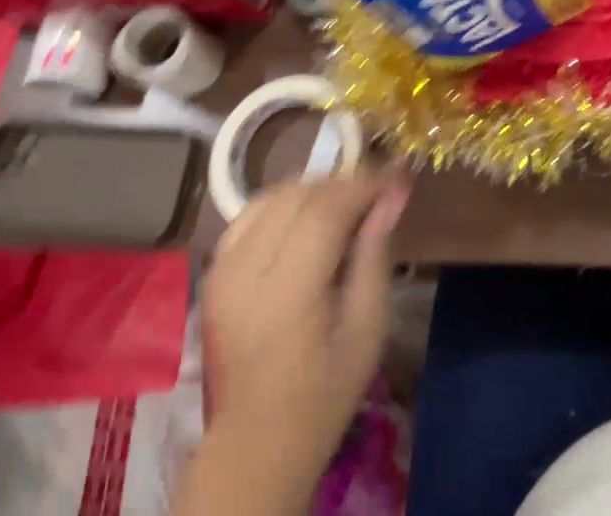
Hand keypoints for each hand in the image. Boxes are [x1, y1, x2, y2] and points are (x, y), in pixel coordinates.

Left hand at [201, 172, 410, 480]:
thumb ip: (376, 252)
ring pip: (270, 197)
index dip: (364, 184)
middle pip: (296, 196)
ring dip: (312, 190)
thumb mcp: (368, 325)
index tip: (398, 174)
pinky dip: (284, 205)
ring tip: (347, 204)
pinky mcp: (212, 272)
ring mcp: (220, 270)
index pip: (325, 210)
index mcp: (286, 294)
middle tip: (378, 190)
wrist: (260, 436)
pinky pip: (250, 215)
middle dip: (341, 183)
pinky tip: (308, 220)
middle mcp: (243, 272)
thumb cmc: (327, 387)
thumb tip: (394, 192)